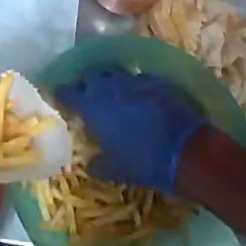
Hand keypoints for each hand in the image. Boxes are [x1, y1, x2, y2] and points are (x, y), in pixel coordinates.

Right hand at [55, 72, 207, 191]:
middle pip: (92, 77)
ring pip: (116, 74)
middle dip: (87, 85)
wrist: (185, 150)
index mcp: (93, 106)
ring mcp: (136, 81)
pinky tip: (139, 97)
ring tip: (111, 93)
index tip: (60, 97)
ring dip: (111, 82)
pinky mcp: (159, 82)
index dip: (62, 94)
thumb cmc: (142, 162)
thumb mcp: (113, 170)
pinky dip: (135, 87)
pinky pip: (140, 79)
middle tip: (86, 95)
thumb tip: (91, 163)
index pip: (68, 93)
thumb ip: (97, 164)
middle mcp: (111, 87)